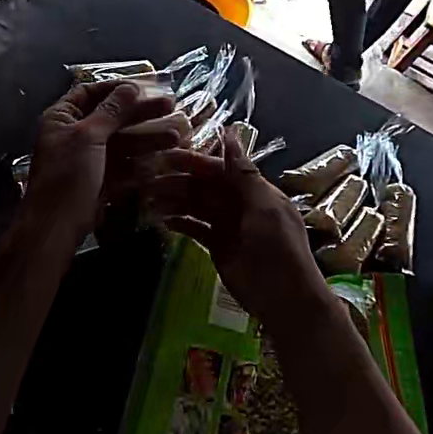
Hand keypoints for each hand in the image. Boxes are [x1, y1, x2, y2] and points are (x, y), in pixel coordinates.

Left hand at [27, 80, 184, 233]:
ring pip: (122, 142)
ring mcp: (89, 159)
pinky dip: (142, 161)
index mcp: (62, 118)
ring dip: (147, 138)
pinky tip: (164, 158)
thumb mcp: (88, 136)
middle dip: (140, 113)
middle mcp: (74, 134)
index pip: (90, 92)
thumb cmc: (67, 176)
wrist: (57, 226)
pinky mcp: (101, 180)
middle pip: (111, 117)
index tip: (145, 86)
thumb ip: (111, 111)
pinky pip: (124, 164)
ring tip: (176, 136)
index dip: (116, 88)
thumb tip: (130, 87)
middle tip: (171, 107)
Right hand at [139, 135, 328, 327]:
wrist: (285, 300)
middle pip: (203, 186)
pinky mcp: (218, 246)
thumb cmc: (278, 249)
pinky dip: (180, 223)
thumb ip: (244, 173)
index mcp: (254, 191)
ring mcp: (228, 225)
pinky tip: (162, 220)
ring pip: (196, 206)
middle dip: (177, 181)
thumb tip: (230, 133)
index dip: (193, 162)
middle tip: (147, 179)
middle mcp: (239, 204)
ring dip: (174, 200)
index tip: (164, 156)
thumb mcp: (264, 208)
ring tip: (148, 199)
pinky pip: (195, 228)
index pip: (218, 169)